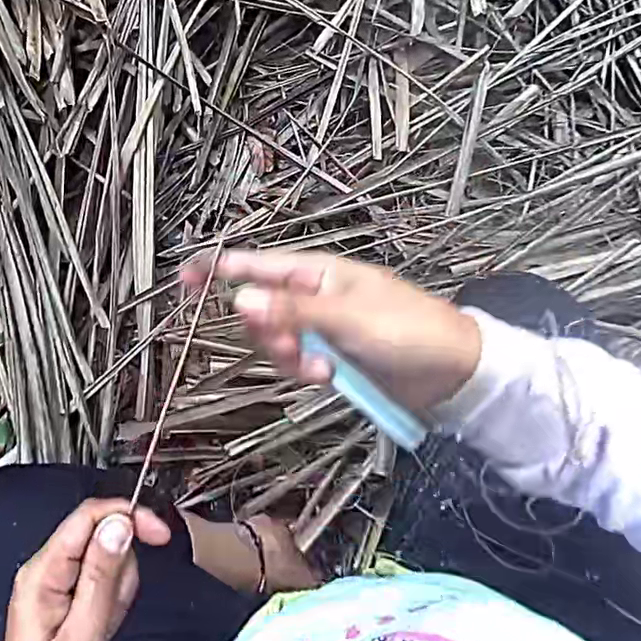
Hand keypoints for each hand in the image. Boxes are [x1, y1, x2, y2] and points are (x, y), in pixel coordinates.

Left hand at [0, 498, 172, 640]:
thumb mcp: (82, 638)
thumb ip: (102, 576)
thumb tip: (118, 524)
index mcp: (40, 575)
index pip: (85, 517)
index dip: (125, 515)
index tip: (157, 529)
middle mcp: (47, 576)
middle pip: (99, 535)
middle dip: (120, 564)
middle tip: (117, 602)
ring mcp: (60, 592)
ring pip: (107, 560)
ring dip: (119, 588)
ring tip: (106, 624)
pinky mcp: (74, 608)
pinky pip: (106, 586)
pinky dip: (115, 603)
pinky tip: (106, 628)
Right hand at [181, 249, 480, 414]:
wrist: (455, 375)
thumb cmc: (410, 330)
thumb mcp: (348, 319)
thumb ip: (291, 311)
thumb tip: (239, 300)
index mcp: (318, 273)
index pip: (257, 265)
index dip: (219, 269)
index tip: (185, 276)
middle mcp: (314, 297)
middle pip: (261, 308)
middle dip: (266, 330)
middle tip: (288, 345)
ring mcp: (321, 327)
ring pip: (275, 339)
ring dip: (286, 355)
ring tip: (317, 366)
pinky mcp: (329, 355)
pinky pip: (295, 361)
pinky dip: (303, 370)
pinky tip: (327, 375)